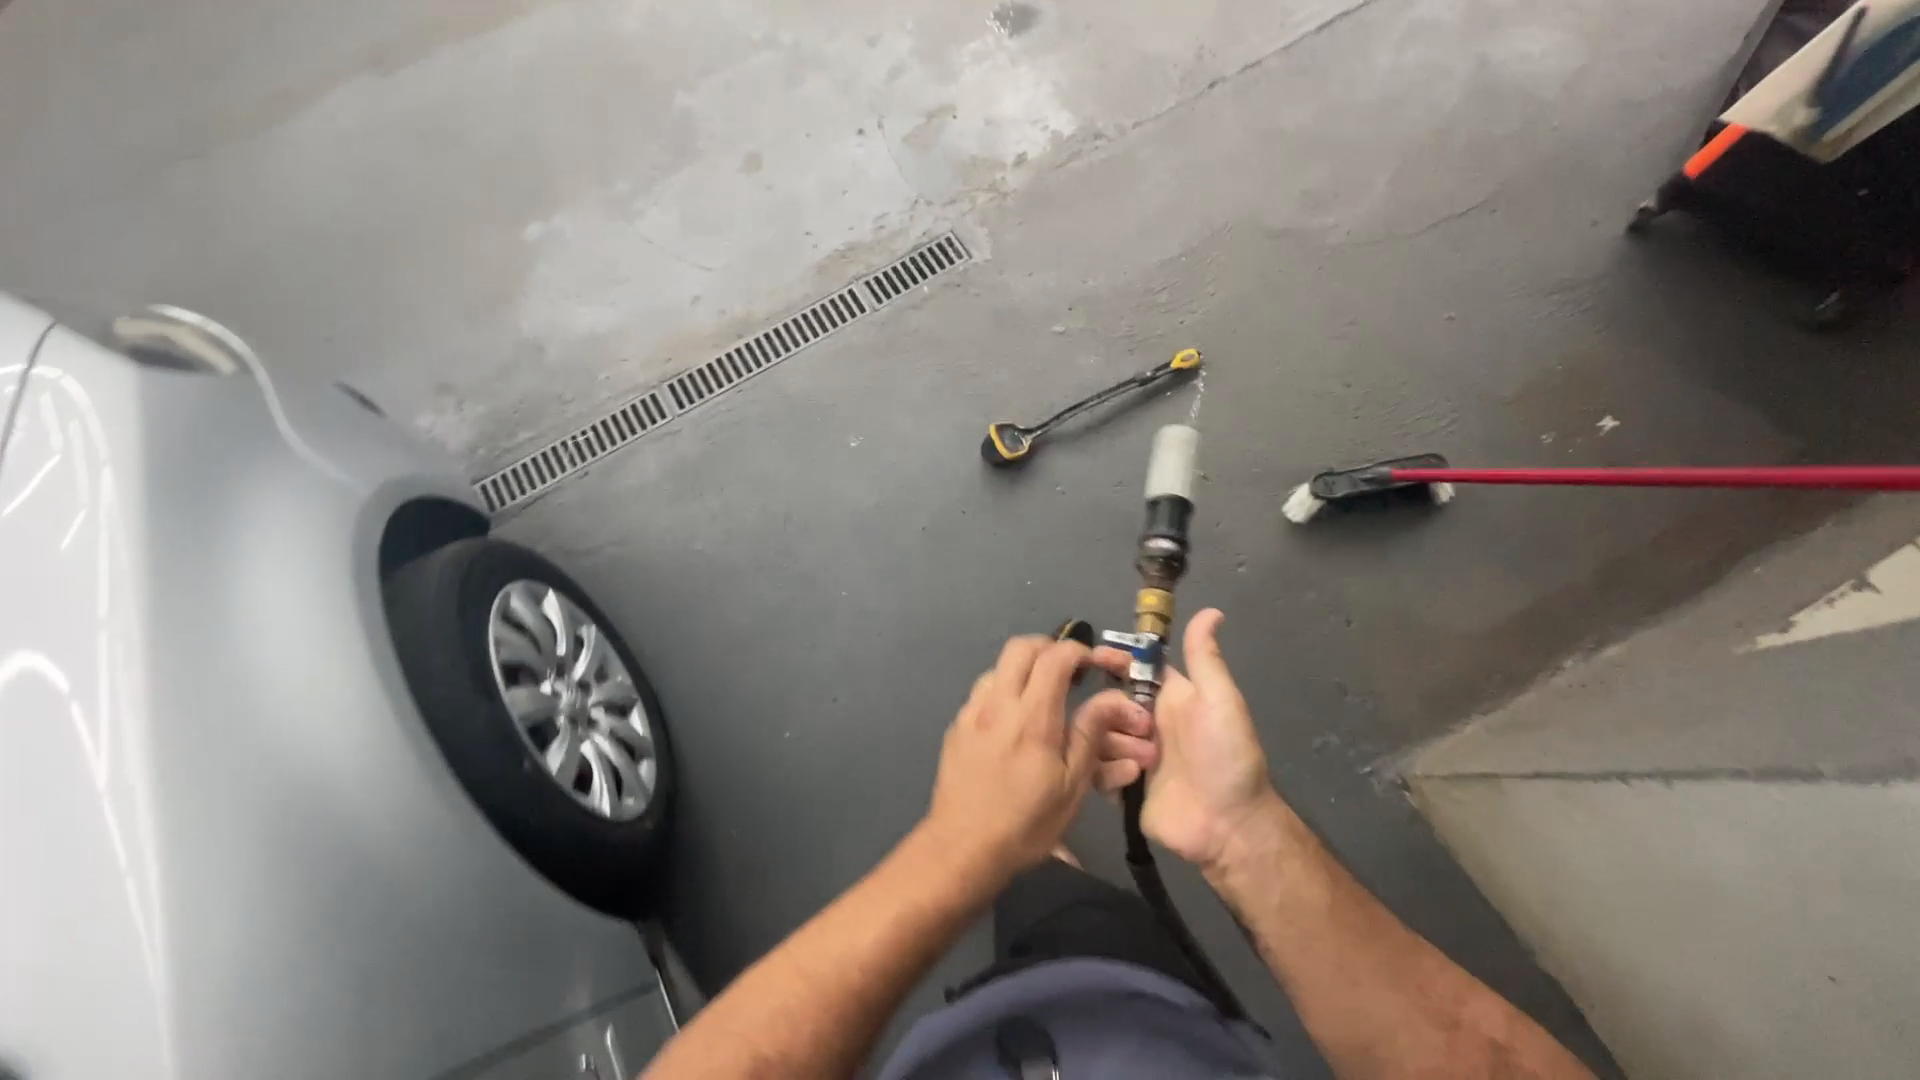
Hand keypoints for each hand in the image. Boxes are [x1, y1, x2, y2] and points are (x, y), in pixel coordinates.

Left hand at [924, 636, 1154, 880]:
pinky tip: (1016, 723)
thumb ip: (1090, 734)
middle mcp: (997, 703)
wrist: (961, 849)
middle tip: (1073, 671)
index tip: (1101, 666)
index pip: (1056, 657)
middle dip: (1051, 649)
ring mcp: (971, 712)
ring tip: (1046, 697)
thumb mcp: (1071, 786)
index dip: (1083, 652)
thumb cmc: (1025, 824)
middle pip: (1022, 647)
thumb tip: (1111, 699)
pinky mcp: (956, 727)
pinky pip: (983, 692)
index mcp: (1031, 716)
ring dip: (1025, 670)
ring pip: (999, 667)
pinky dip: (1005, 692)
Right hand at [1092, 609, 1276, 871]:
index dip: (1112, 660)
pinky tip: (1130, 780)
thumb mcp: (1221, 702)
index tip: (1092, 658)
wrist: (1228, 825)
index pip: (1131, 668)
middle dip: (1113, 708)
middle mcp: (1145, 722)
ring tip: (1143, 762)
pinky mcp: (1119, 785)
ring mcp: (1130, 754)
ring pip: (1095, 733)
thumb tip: (1211, 610)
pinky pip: (1093, 767)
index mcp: (1169, 698)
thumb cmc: (1228, 757)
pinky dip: (1106, 771)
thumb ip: (1206, 658)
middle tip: (1141, 728)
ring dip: (1115, 743)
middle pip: (1106, 700)